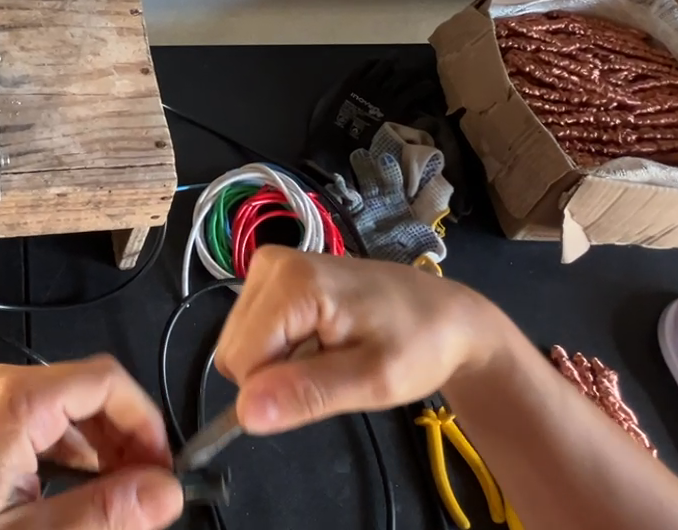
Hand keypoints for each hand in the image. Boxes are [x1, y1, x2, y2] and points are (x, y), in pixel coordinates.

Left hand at [0, 354, 182, 529]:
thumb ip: (104, 514)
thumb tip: (165, 491)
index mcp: (19, 400)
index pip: (108, 380)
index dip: (147, 423)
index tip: (167, 474)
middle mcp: (4, 389)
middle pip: (90, 394)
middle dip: (126, 443)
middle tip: (146, 503)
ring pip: (69, 414)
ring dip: (102, 457)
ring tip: (116, 511)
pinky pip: (42, 431)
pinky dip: (71, 462)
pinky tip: (76, 506)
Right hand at [214, 247, 513, 433]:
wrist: (443, 311)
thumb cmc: (416, 345)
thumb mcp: (372, 382)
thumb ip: (307, 394)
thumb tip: (244, 414)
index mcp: (291, 283)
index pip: (241, 360)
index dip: (275, 390)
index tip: (323, 387)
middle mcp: (268, 263)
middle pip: (234, 348)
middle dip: (273, 375)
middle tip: (327, 371)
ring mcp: (267, 263)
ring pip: (238, 340)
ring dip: (276, 361)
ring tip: (325, 354)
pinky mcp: (270, 270)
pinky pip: (249, 326)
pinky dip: (277, 345)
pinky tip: (315, 339)